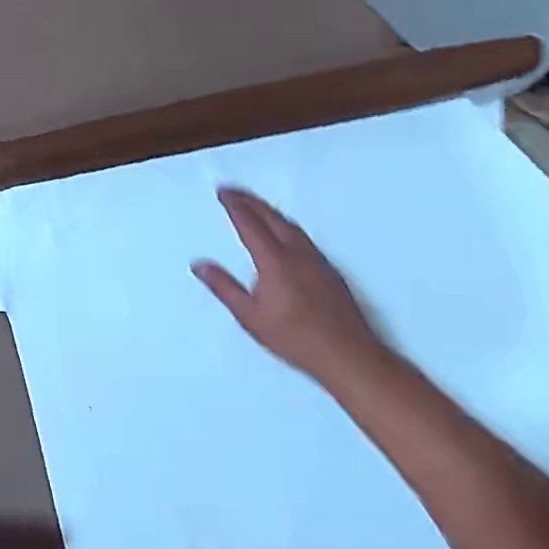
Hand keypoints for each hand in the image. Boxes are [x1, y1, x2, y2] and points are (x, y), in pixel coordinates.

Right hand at [192, 187, 389, 387]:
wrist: (348, 356)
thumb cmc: (296, 339)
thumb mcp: (249, 316)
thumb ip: (224, 286)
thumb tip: (201, 265)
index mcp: (275, 262)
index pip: (250, 224)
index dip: (235, 205)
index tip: (223, 192)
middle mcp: (298, 255)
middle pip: (272, 217)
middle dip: (251, 201)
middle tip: (234, 191)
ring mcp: (317, 261)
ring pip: (290, 225)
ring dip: (269, 210)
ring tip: (255, 205)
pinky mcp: (330, 271)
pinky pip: (303, 237)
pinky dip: (286, 224)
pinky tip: (284, 232)